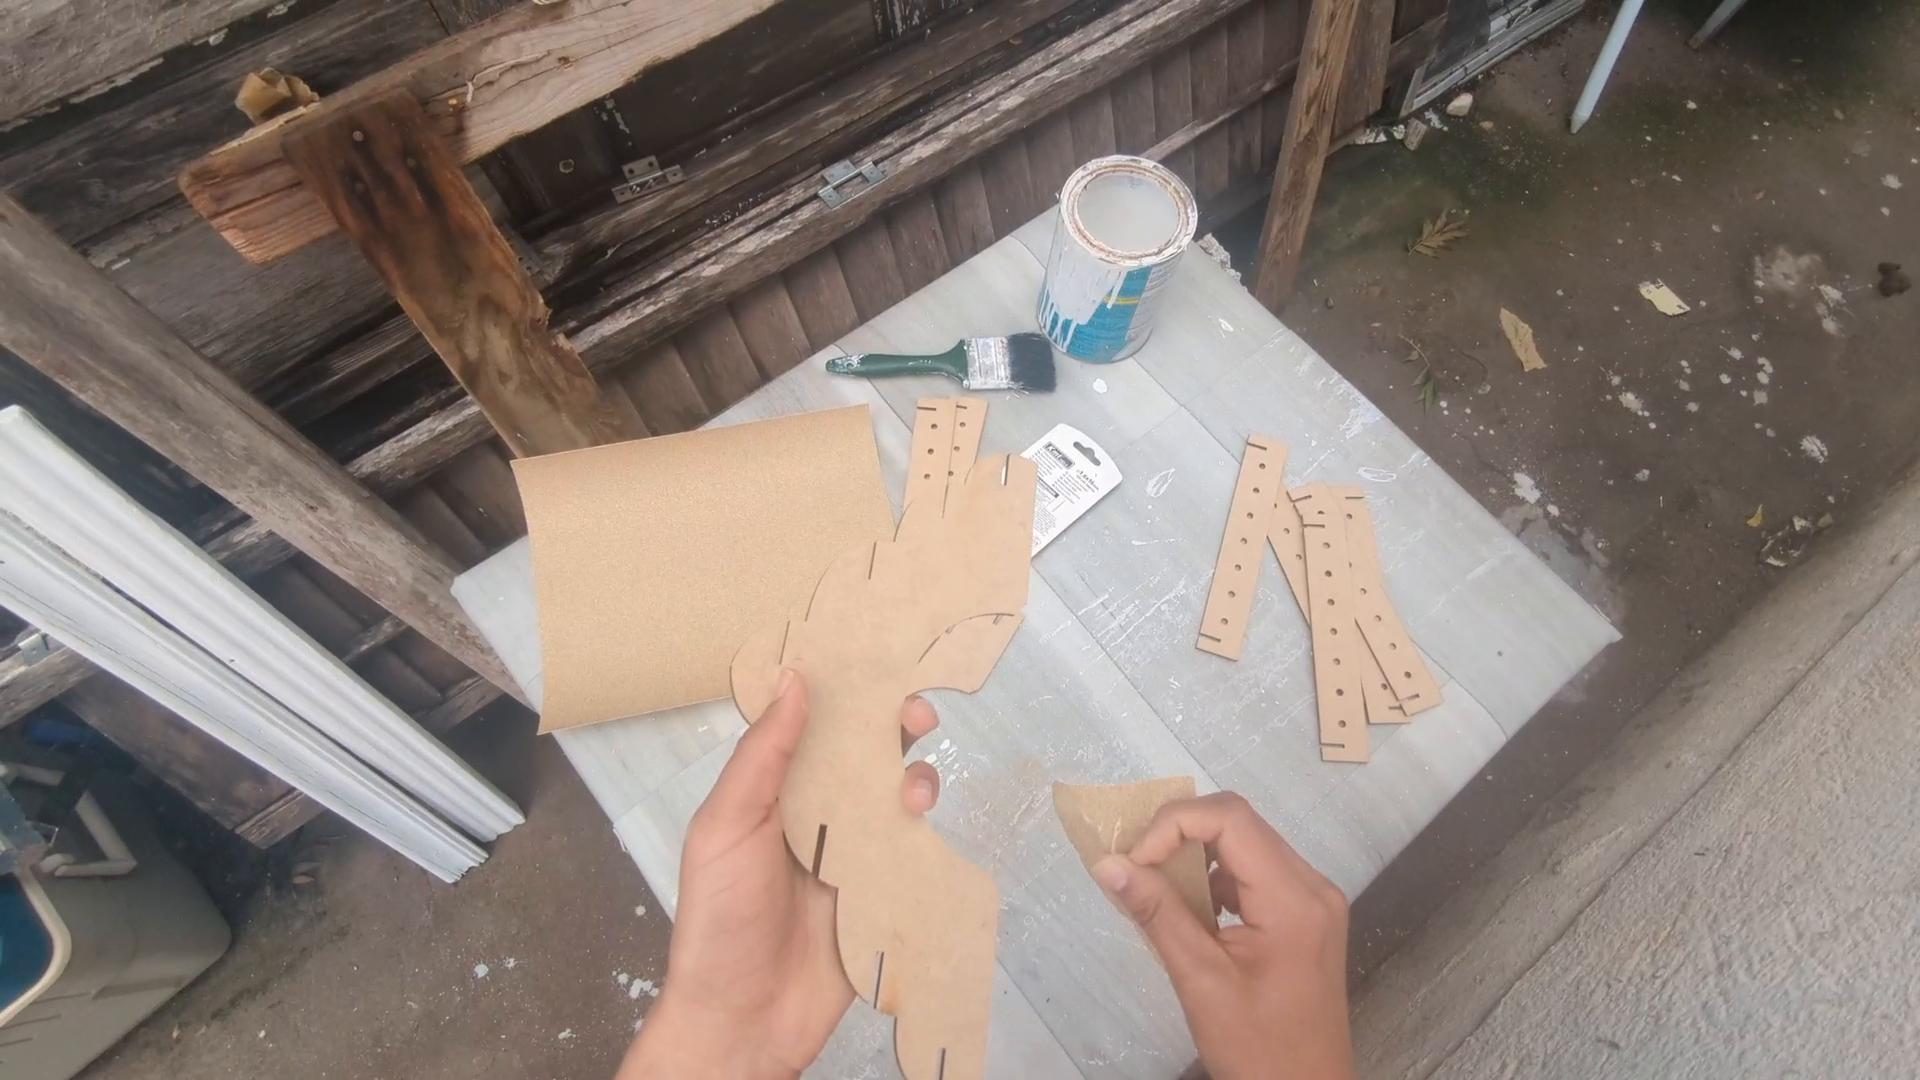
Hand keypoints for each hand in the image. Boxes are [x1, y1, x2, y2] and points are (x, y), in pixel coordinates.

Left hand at [618, 671, 941, 1079]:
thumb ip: (761, 757)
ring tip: (914, 788)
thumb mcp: (726, 827)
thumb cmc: (721, 917)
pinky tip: (920, 816)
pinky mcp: (884, 880)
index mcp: (778, 786)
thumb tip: (792, 679)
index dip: (841, 688)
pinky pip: (913, 837)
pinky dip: (924, 816)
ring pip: (896, 786)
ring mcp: (855, 844)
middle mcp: (820, 806)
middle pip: (864, 749)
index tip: (870, 654)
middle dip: (893, 722)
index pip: (813, 722)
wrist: (744, 1022)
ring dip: (914, 770)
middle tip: (914, 712)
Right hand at [1093, 792, 1353, 1079]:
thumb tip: (1107, 863)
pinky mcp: (1302, 911)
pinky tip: (1188, 904)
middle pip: (1237, 821)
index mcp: (1294, 900)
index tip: (1137, 860)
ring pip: (1242, 838)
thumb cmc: (1258, 1050)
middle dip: (1179, 830)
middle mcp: (1311, 885)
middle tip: (1140, 864)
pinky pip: (1250, 865)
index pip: (1230, 819)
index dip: (1175, 823)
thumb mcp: (1201, 981)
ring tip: (1157, 881)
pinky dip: (1211, 871)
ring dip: (1193, 849)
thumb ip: (1157, 913)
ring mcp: (1311, 897)